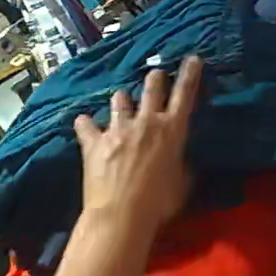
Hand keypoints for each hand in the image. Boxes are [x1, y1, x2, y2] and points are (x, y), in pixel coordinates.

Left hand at [72, 56, 202, 237]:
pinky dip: (85, 124)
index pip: (185, 93)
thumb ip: (184, 163)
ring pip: (120, 98)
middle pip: (152, 85)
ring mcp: (118, 129)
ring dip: (123, 100)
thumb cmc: (159, 203)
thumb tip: (184, 158)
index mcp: (173, 129)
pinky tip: (83, 123)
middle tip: (157, 76)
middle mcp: (147, 121)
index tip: (193, 58)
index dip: (190, 73)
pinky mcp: (94, 142)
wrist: (120, 216)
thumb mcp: (183, 182)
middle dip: (156, 77)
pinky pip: (85, 124)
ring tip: (122, 104)